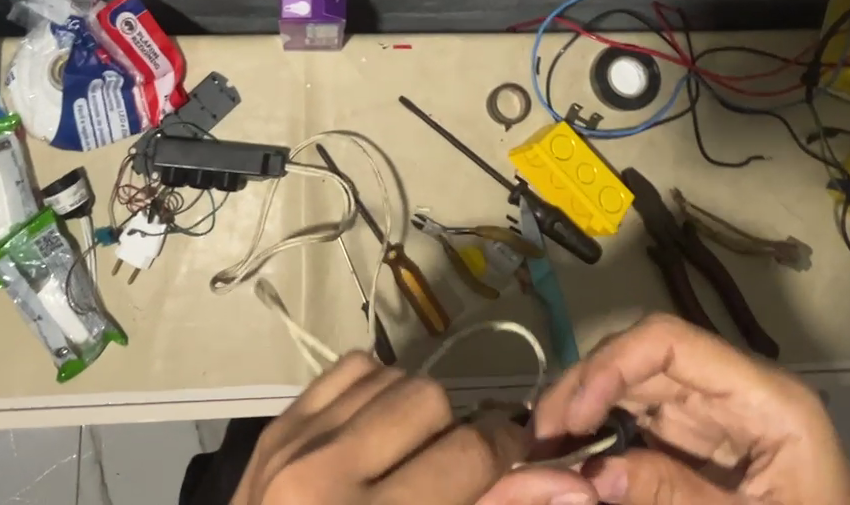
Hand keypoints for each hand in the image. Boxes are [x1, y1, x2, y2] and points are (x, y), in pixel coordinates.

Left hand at [234, 351, 552, 504]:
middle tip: (451, 466)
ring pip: (390, 376)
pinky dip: (374, 388)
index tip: (517, 452)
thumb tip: (572, 482)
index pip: (468, 454)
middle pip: (429, 400)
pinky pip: (349, 369)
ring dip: (414, 409)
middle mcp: (326, 475)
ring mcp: (293, 443)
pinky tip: (374, 428)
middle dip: (454, 430)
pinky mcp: (277, 426)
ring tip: (410, 451)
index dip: (507, 448)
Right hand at [484, 314, 849, 503]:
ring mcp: (718, 414)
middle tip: (540, 435)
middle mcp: (735, 389)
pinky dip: (604, 432)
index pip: (670, 342)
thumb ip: (674, 496)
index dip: (612, 365)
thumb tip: (591, 472)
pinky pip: (641, 421)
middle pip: (643, 359)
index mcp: (765, 398)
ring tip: (546, 444)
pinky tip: (575, 451)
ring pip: (634, 385)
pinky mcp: (704, 442)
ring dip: (586, 407)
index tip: (573, 415)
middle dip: (586, 387)